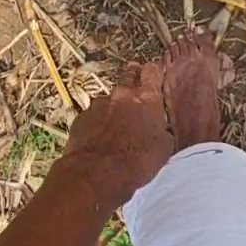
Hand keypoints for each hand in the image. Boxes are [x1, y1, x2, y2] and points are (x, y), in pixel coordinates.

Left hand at [54, 63, 172, 212]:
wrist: (97, 173)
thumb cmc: (138, 161)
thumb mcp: (164, 146)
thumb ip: (162, 129)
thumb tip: (160, 128)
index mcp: (147, 98)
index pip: (152, 72)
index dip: (154, 71)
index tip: (155, 73)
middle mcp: (122, 95)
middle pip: (128, 76)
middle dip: (133, 79)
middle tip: (136, 90)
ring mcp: (99, 104)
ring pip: (110, 98)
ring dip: (114, 106)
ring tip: (117, 123)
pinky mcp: (82, 118)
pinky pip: (93, 115)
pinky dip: (98, 121)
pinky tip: (100, 137)